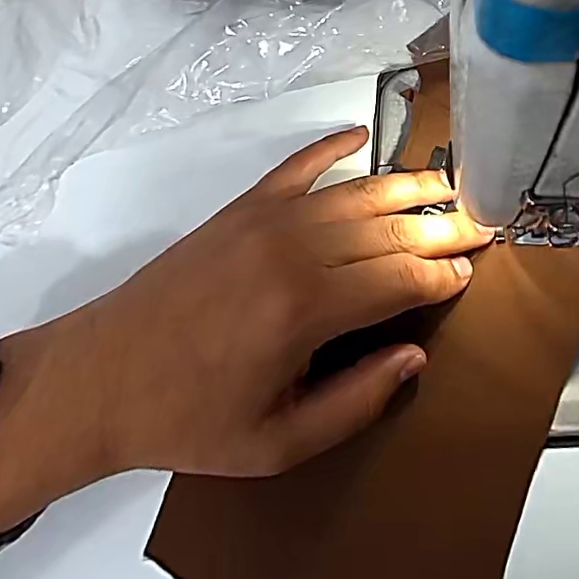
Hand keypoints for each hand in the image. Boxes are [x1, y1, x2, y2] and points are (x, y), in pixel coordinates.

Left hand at [0, 127, 495, 525]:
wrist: (99, 377)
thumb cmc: (190, 418)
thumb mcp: (277, 444)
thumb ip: (355, 402)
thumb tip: (413, 357)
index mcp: (307, 311)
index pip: (400, 279)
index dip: (442, 275)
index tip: (469, 271)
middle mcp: (295, 251)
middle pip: (389, 230)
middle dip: (441, 226)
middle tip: (479, 221)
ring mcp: (268, 218)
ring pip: (357, 193)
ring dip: (408, 185)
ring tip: (447, 183)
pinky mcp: (243, 205)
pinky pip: (299, 164)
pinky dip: (332, 145)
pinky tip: (360, 134)